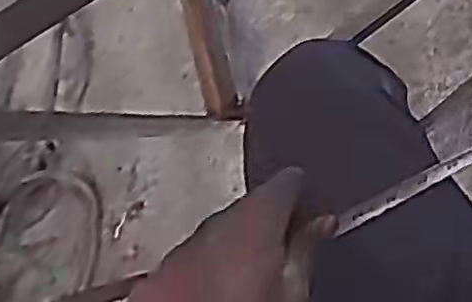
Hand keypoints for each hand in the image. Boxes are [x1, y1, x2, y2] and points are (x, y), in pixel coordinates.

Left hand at [128, 168, 332, 301]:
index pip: (288, 180)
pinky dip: (200, 269)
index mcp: (257, 215)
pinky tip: (207, 294)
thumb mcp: (292, 293)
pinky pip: (186, 262)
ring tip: (242, 281)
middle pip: (250, 206)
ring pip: (217, 234)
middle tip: (279, 257)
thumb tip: (321, 222)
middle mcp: (217, 221)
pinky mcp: (149, 283)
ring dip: (232, 246)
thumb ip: (307, 249)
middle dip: (265, 223)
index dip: (302, 197)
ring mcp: (178, 250)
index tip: (309, 221)